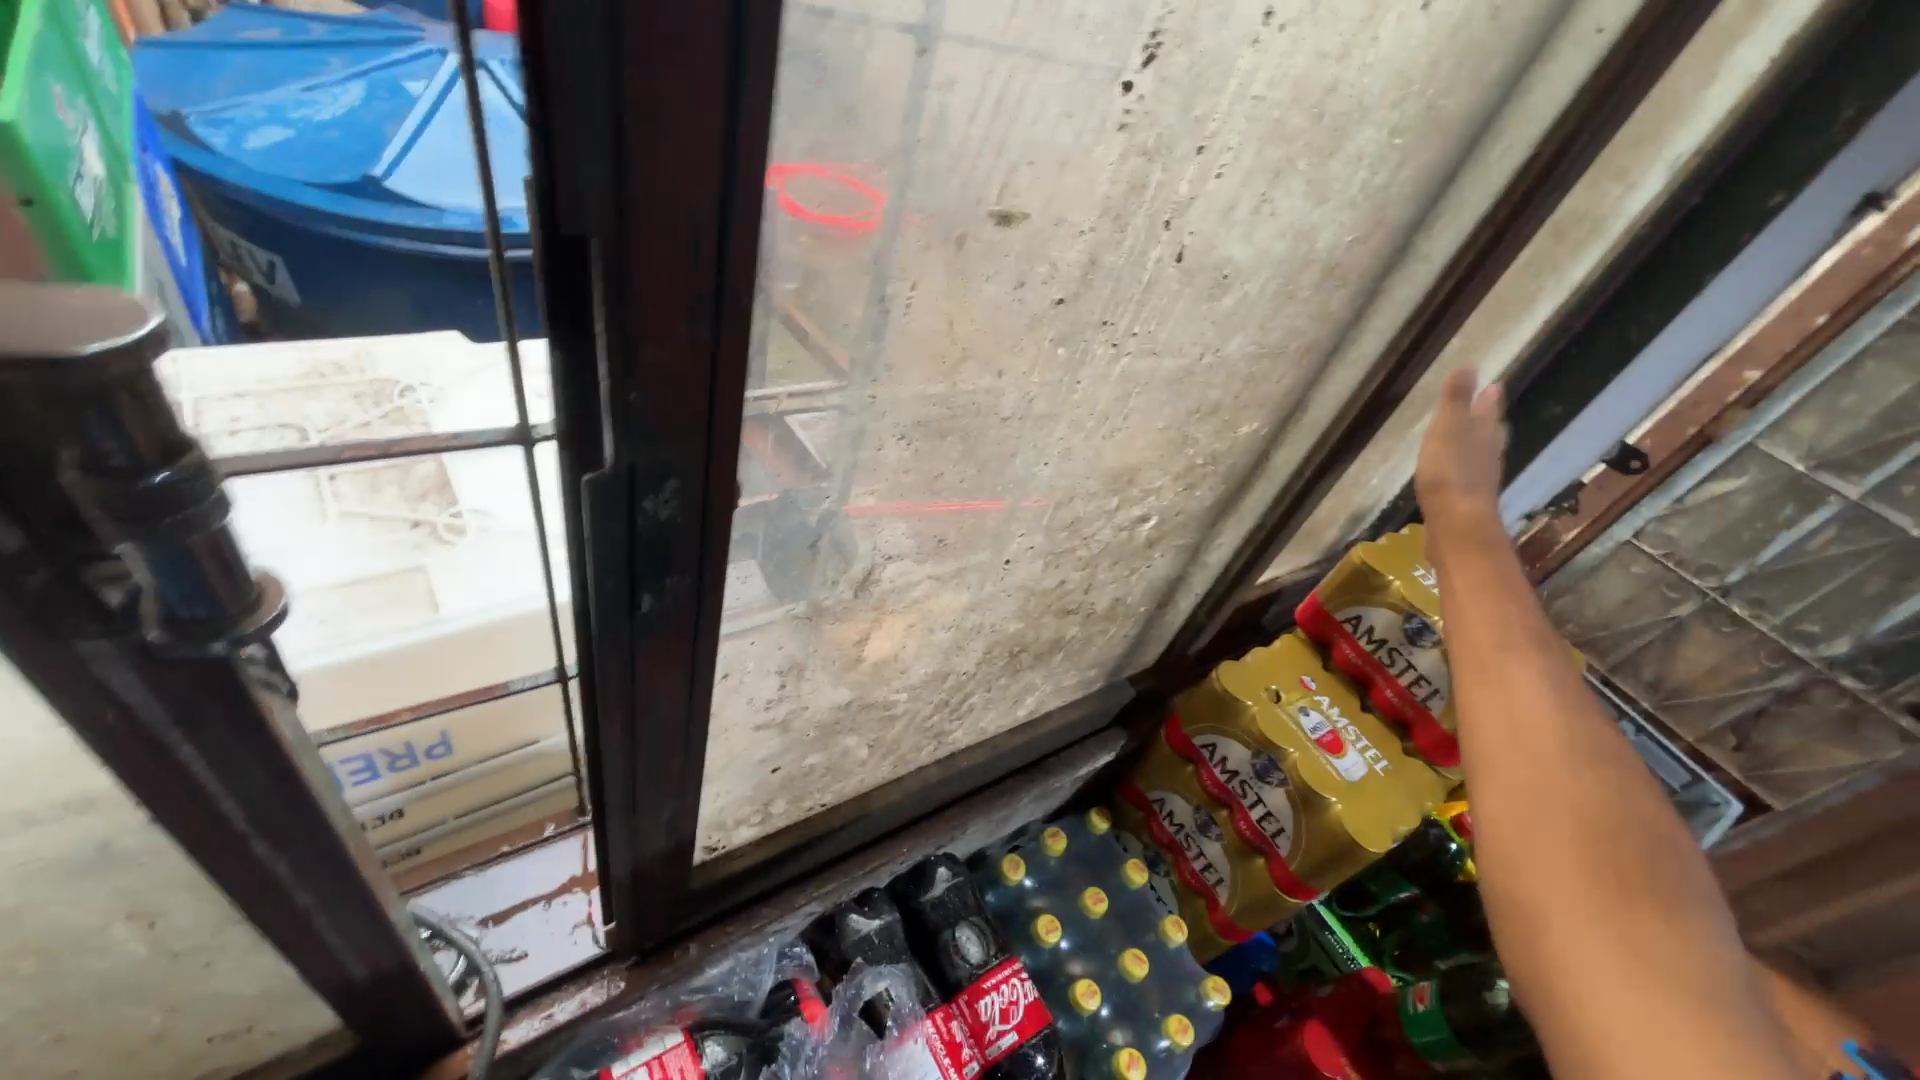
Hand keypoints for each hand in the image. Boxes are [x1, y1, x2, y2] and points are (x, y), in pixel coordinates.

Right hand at [1415, 369, 1506, 528]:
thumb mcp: (1448, 428)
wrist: (1457, 524)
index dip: (1488, 399)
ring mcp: (1479, 481)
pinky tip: (1452, 474)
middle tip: (1486, 410)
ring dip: (1476, 446)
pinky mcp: (1466, 503)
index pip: (1488, 410)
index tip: (1494, 385)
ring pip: (1481, 456)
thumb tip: (1470, 367)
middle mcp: (1487, 455)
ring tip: (1468, 440)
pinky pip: (1467, 478)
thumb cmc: (1450, 472)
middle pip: (1490, 433)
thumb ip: (1456, 400)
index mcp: (1483, 434)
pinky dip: (1462, 470)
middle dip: (1486, 421)